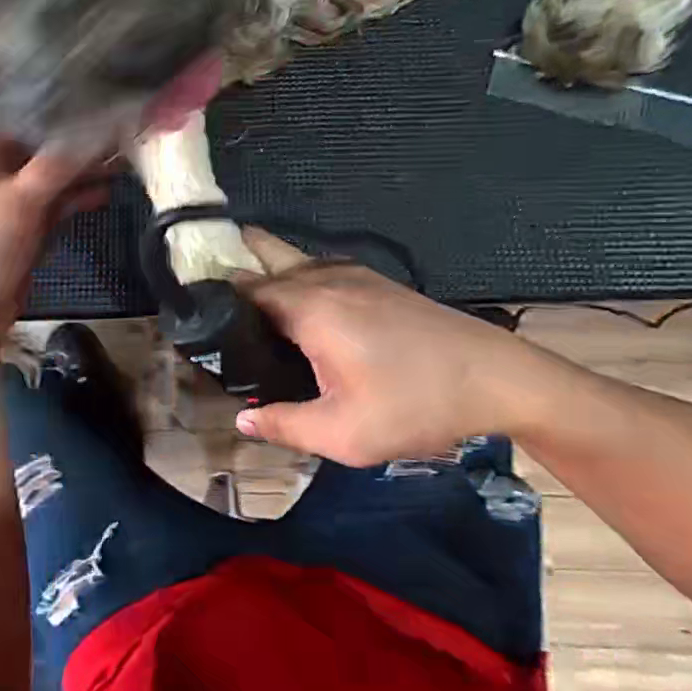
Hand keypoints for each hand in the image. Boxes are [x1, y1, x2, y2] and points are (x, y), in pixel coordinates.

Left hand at [0, 136, 106, 357]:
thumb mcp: (18, 200)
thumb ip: (59, 164)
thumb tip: (98, 129)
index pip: (24, 122)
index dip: (61, 117)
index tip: (101, 110)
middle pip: (41, 152)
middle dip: (79, 148)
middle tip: (120, 140)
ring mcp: (6, 206)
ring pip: (50, 181)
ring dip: (82, 174)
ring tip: (121, 165)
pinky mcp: (22, 233)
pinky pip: (53, 208)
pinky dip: (76, 200)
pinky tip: (103, 193)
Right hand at [231, 229, 539, 465]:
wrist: (495, 377)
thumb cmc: (417, 405)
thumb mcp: (345, 435)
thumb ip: (284, 425)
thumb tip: (242, 418)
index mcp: (310, 307)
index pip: (243, 288)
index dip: (214, 301)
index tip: (196, 324)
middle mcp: (325, 277)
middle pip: (263, 255)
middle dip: (232, 267)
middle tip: (213, 306)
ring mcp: (354, 274)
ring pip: (292, 262)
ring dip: (265, 275)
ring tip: (246, 313)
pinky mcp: (375, 281)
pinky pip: (317, 271)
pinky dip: (295, 282)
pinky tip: (298, 316)